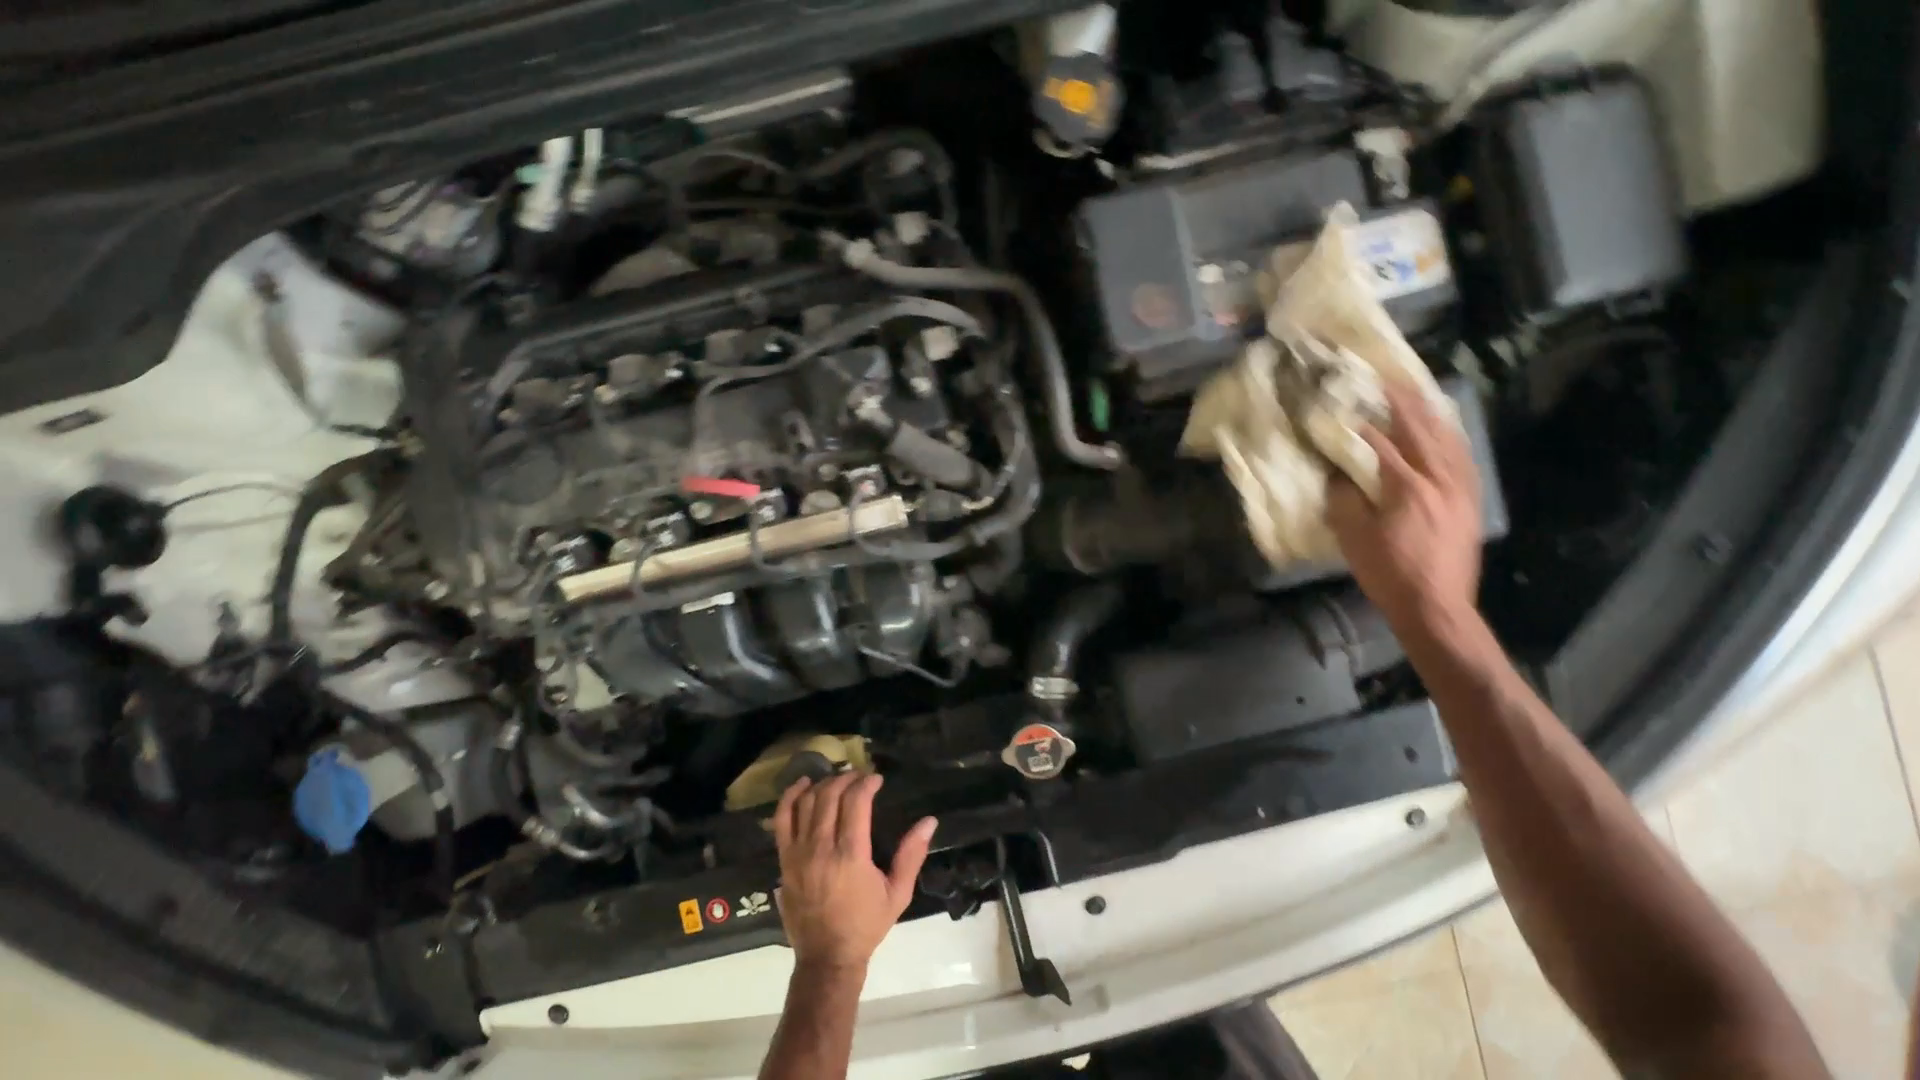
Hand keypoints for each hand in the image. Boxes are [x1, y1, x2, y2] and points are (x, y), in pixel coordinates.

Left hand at [771, 772, 936, 971]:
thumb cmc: (866, 925)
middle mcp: (822, 848)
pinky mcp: (784, 860)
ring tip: (837, 780)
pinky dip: (790, 797)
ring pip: (807, 803)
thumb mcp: (898, 894)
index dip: (866, 784)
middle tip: (859, 777)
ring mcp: (799, 853)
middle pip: (830, 796)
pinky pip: (782, 820)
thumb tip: (929, 821)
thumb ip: (912, 855)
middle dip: (846, 779)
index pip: (855, 803)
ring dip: (823, 785)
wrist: (827, 956)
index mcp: (851, 856)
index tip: (877, 780)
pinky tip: (803, 785)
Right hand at [1327, 379, 1482, 628]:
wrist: (1437, 607)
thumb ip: (1345, 500)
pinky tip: (1447, 433)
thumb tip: (1339, 475)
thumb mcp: (1354, 538)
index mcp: (1407, 486)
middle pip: (1423, 432)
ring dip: (1432, 416)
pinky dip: (1452, 439)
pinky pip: (1464, 459)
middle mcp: (1439, 480)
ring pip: (1449, 441)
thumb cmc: (1390, 573)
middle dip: (1405, 404)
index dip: (1366, 425)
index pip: (1384, 444)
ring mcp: (1461, 490)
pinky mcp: (1471, 502)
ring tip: (1419, 396)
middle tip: (1391, 380)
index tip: (1351, 406)